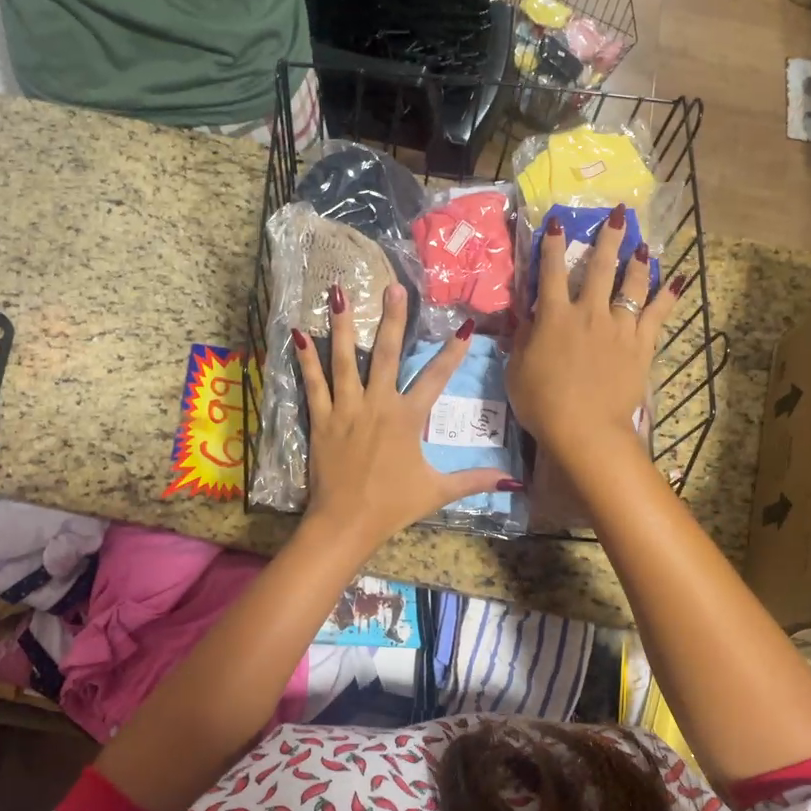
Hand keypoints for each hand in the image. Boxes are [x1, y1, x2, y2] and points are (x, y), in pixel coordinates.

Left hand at [293, 283, 514, 553]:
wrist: (346, 522)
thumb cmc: (392, 507)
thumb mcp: (437, 492)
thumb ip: (472, 480)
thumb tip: (511, 480)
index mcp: (407, 419)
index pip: (436, 378)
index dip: (453, 352)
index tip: (466, 326)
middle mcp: (378, 405)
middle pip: (386, 354)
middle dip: (392, 319)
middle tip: (393, 287)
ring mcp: (346, 410)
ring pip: (345, 360)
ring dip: (343, 326)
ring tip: (338, 293)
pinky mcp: (321, 420)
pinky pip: (313, 385)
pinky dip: (306, 360)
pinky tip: (299, 334)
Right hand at [506, 204, 684, 466]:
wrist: (584, 428)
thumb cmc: (542, 403)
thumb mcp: (517, 370)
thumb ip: (523, 338)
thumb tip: (527, 316)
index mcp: (553, 317)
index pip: (550, 271)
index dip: (551, 244)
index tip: (556, 221)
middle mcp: (588, 312)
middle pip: (600, 267)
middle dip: (609, 238)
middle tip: (618, 215)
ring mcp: (618, 327)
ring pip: (631, 284)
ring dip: (637, 261)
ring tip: (643, 246)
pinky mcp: (641, 345)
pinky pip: (657, 314)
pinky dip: (667, 296)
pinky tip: (676, 282)